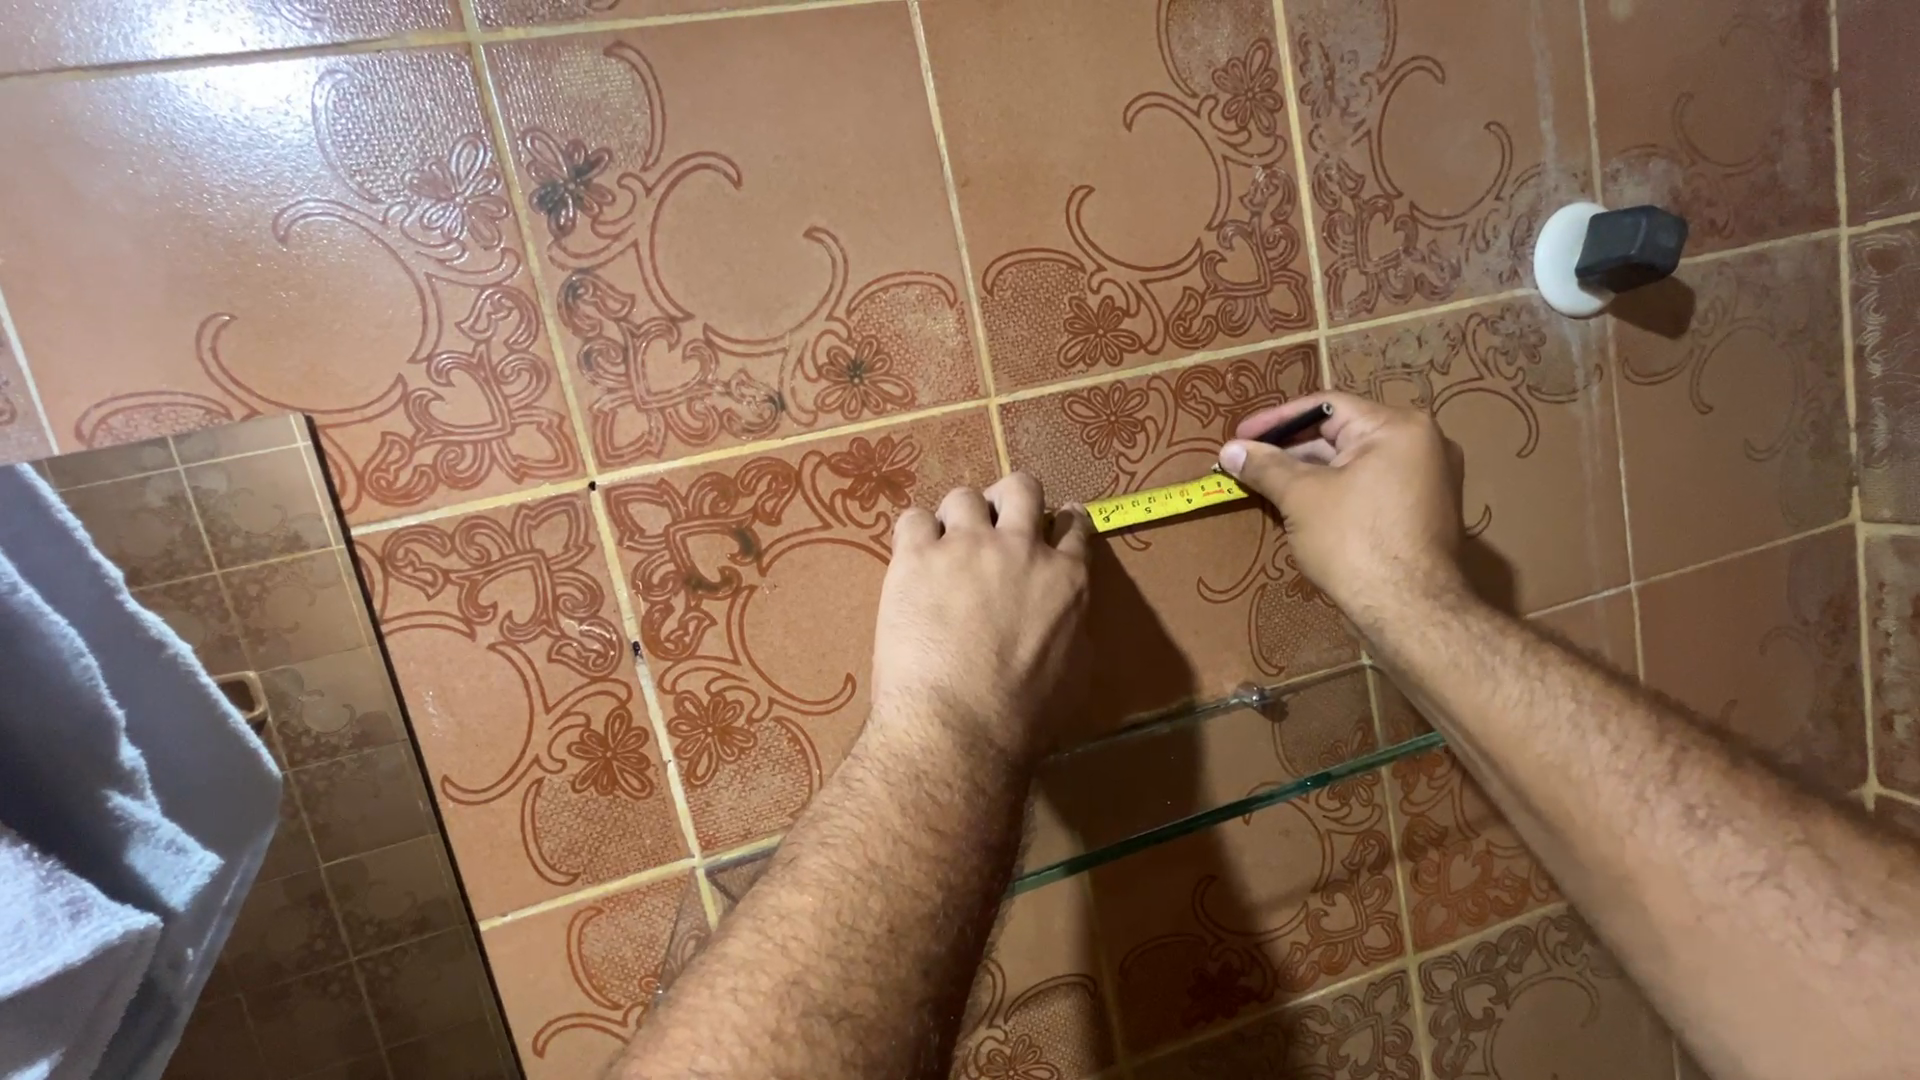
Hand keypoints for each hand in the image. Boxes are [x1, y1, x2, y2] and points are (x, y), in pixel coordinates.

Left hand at [869, 473, 1092, 765]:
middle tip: (994, 520)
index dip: (1059, 521)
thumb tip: (1061, 609)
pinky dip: (914, 535)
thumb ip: (1072, 625)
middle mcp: (1020, 549)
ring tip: (944, 546)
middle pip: (1021, 488)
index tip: (1049, 523)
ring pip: (964, 496)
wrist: (958, 725)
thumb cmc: (1023, 717)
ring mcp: (967, 546)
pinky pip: (912, 519)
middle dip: (1009, 498)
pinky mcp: (918, 556)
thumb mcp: (1074, 673)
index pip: (1072, 527)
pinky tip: (912, 559)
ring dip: (957, 517)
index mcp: (1066, 580)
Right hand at [1218, 391, 1468, 623]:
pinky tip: (1299, 507)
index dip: (1276, 421)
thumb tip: (1229, 450)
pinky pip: (1367, 486)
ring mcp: (1426, 479)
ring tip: (1265, 486)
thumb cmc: (1353, 540)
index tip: (1239, 437)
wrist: (1407, 609)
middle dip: (1289, 450)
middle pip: (1340, 433)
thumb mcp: (1300, 497)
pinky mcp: (1419, 510)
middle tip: (1247, 464)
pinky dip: (1332, 490)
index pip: (1326, 405)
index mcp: (1397, 427)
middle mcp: (1421, 444)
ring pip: (1351, 462)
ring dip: (1307, 473)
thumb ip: (1264, 467)